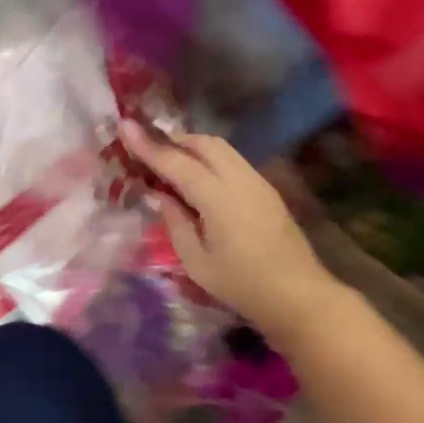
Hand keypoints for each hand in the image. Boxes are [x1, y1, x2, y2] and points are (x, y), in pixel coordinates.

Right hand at [122, 122, 341, 338]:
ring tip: (169, 163)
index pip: (178, 163)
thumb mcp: (196, 261)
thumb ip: (175, 223)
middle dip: (173, 140)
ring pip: (221, 149)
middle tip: (147, 150)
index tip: (125, 126)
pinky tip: (197, 179)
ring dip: (192, 148)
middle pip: (204, 144)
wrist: (298, 296)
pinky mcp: (266, 191)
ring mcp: (258, 182)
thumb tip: (161, 196)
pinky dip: (209, 159)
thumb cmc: (241, 284)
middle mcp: (241, 180)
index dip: (148, 146)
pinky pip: (232, 161)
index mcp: (219, 198)